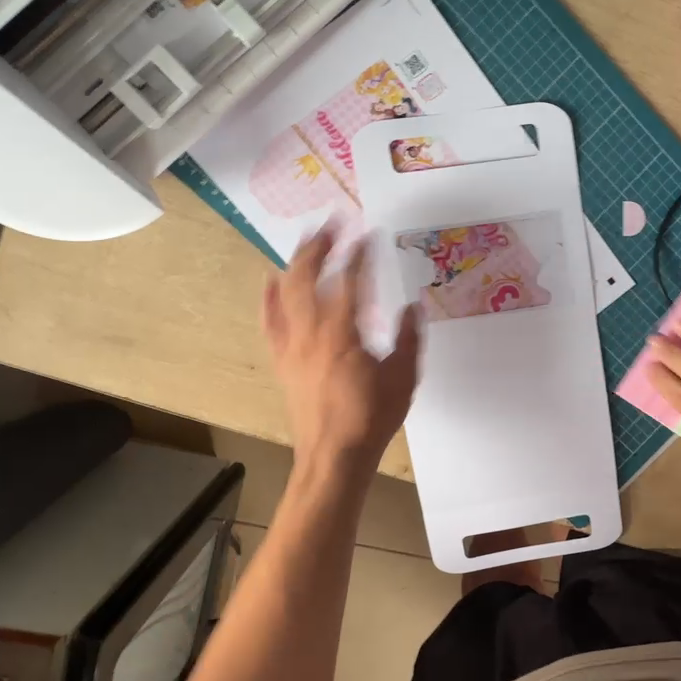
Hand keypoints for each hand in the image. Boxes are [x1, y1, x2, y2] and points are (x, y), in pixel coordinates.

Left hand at [264, 226, 422, 472]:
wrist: (334, 456)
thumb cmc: (371, 419)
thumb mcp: (403, 377)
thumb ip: (407, 338)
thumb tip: (411, 307)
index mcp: (343, 334)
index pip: (350, 281)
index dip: (358, 253)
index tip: (367, 233)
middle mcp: (311, 333)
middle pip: (307, 276)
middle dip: (319, 245)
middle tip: (332, 223)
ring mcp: (292, 346)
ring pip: (286, 293)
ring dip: (297, 262)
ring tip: (308, 241)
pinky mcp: (283, 361)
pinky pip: (270, 323)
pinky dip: (269, 299)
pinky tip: (271, 281)